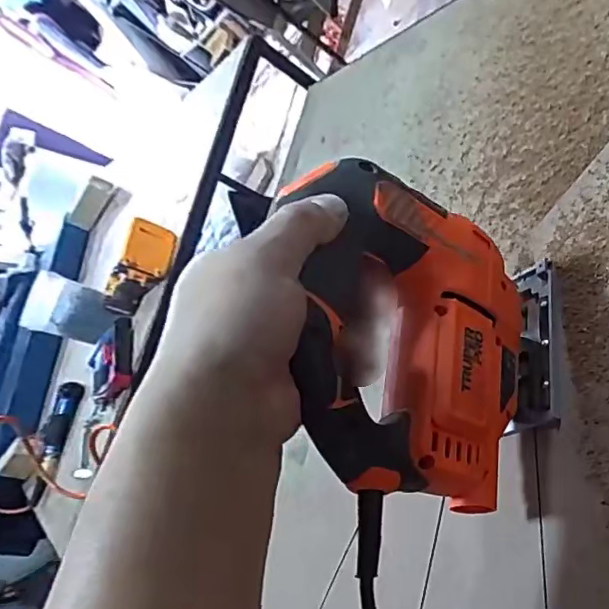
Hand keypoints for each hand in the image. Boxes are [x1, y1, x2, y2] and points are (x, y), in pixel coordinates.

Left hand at [142, 195, 348, 442]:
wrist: (229, 406)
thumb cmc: (235, 323)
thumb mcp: (265, 259)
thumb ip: (301, 227)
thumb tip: (332, 202)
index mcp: (241, 267)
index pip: (293, 243)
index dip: (330, 239)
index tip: (365, 241)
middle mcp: (260, 304)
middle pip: (324, 286)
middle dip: (354, 292)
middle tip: (378, 297)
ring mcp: (282, 343)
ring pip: (337, 325)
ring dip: (357, 330)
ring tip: (367, 337)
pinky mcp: (303, 375)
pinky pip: (339, 359)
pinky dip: (353, 360)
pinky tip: (359, 362)